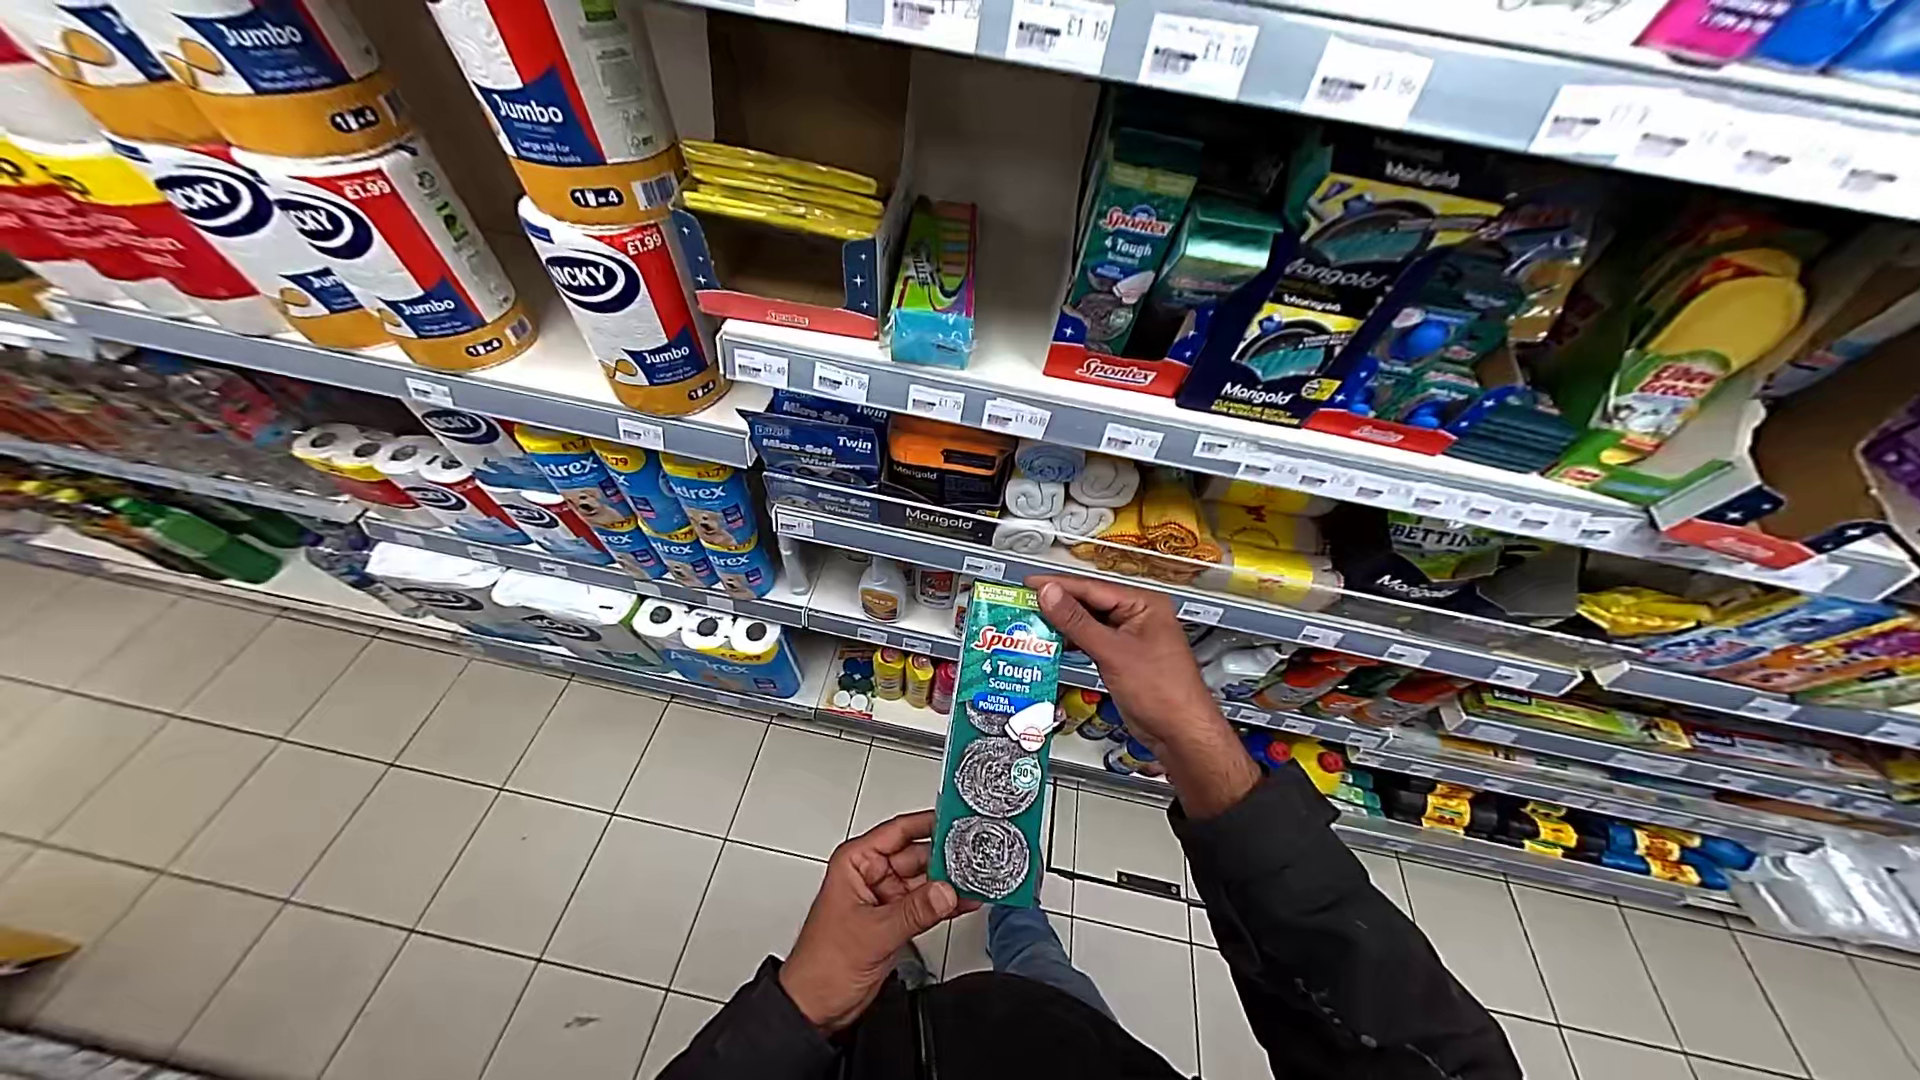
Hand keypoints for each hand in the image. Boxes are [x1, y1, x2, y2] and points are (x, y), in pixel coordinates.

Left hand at [779, 810, 977, 1032]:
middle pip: (917, 854)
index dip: (927, 822)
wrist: (814, 1008)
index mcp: (857, 862)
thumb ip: (914, 911)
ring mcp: (885, 896)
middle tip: (974, 854)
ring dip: (949, 881)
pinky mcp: (895, 918)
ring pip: (925, 879)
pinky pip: (926, 903)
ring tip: (976, 877)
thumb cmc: (821, 965)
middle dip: (945, 856)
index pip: (898, 831)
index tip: (954, 818)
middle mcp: (872, 874)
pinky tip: (965, 900)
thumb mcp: (873, 932)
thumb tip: (945, 891)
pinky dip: (944, 903)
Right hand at [1031, 575, 1261, 817]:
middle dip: (1058, 605)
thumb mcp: (1112, 651)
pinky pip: (1092, 642)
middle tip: (1027, 604)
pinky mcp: (1122, 657)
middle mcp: (1138, 616)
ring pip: (1088, 623)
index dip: (1058, 585)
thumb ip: (1077, 621)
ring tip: (1034, 623)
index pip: (1092, 587)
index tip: (1031, 585)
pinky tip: (1054, 645)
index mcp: (1144, 604)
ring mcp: (1130, 637)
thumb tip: (1050, 594)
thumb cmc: (1165, 693)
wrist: (1180, 734)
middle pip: (1089, 603)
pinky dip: (1073, 643)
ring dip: (1063, 625)